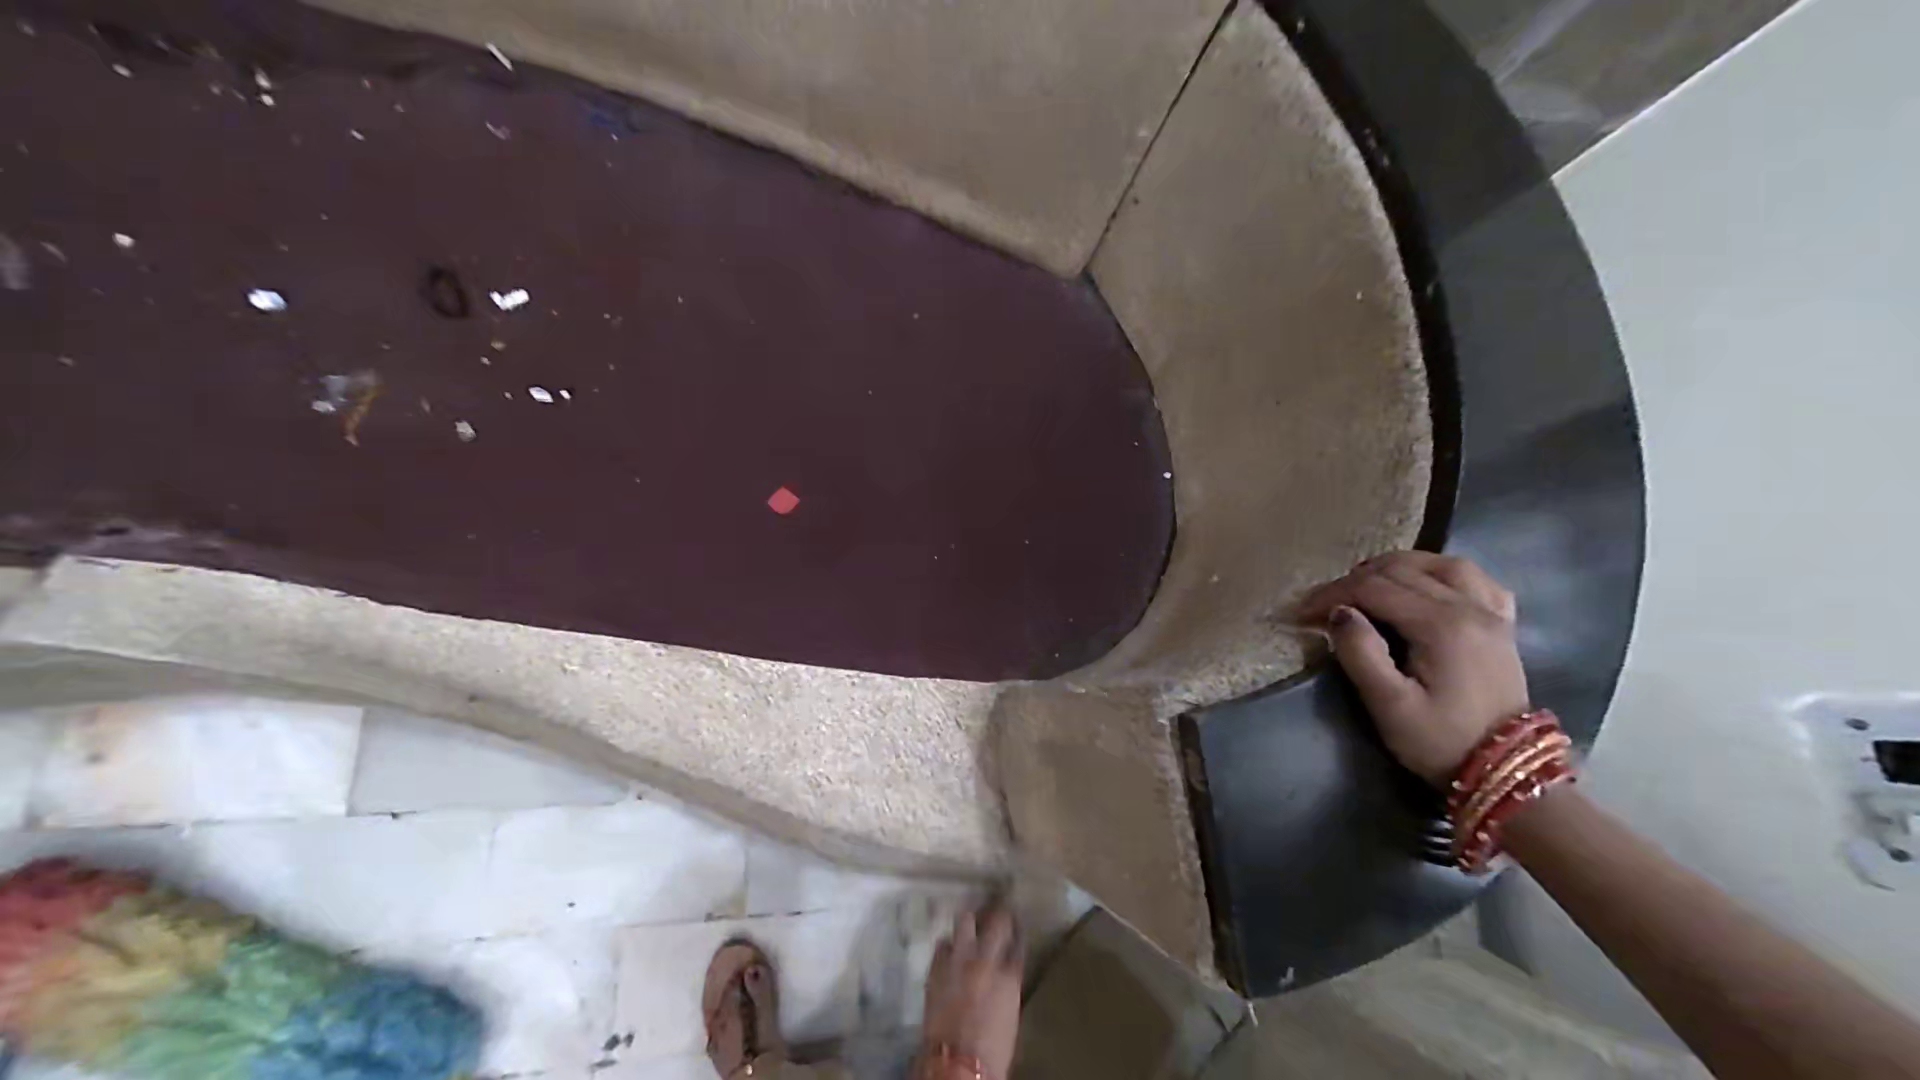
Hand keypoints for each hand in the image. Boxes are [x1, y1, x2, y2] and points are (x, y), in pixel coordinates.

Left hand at [922, 905, 1023, 1079]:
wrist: (957, 1064)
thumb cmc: (993, 1047)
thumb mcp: (1010, 1010)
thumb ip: (1009, 980)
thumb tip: (1007, 963)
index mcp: (1009, 973)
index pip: (1016, 937)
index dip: (1016, 926)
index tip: (1015, 919)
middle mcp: (985, 958)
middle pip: (994, 919)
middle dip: (996, 912)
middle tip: (995, 910)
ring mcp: (958, 960)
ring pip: (964, 921)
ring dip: (969, 923)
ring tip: (970, 924)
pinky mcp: (936, 967)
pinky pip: (942, 943)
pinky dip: (948, 945)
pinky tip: (950, 950)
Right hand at [1297, 551, 1528, 785]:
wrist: (1506, 772)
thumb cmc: (1440, 741)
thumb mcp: (1388, 705)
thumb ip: (1361, 653)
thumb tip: (1339, 613)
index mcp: (1441, 626)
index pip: (1372, 589)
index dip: (1331, 594)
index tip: (1301, 612)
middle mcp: (1470, 608)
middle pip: (1400, 571)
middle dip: (1351, 582)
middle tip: (1321, 605)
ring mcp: (1491, 613)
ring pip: (1438, 564)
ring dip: (1395, 567)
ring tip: (1365, 583)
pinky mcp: (1501, 625)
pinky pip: (1474, 579)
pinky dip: (1442, 572)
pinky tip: (1425, 582)